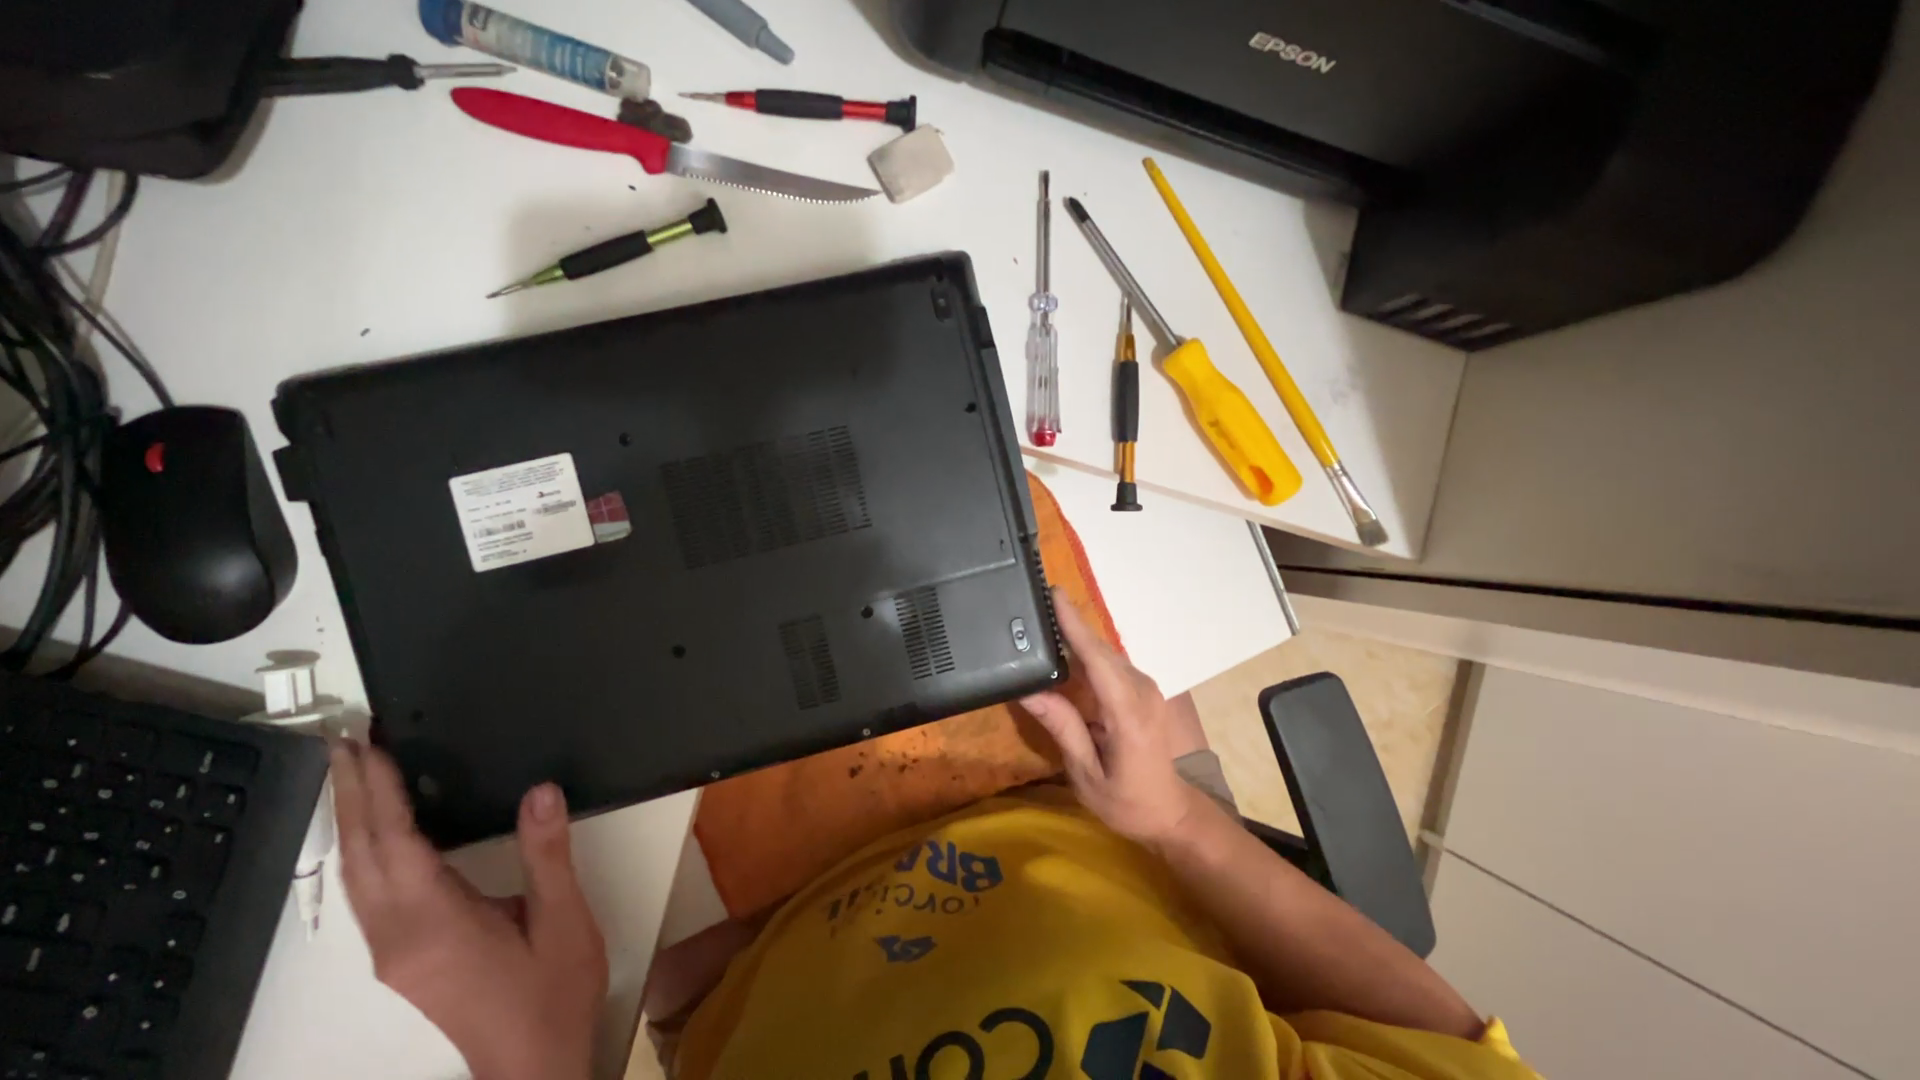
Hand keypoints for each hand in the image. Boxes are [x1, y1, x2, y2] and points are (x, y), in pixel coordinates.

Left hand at [330, 740, 605, 1079]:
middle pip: (361, 856)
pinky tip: (375, 831)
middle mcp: (398, 939)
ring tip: (351, 773)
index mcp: (435, 925)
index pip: (397, 845)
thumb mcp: (563, 920)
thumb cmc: (553, 992)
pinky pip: (368, 892)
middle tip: (343, 741)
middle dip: (350, 796)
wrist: (533, 1066)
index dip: (381, 793)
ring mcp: (392, 954)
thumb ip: (547, 854)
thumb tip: (540, 791)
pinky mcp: (400, 960)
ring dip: (351, 820)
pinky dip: (364, 849)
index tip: (370, 746)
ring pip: (357, 876)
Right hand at [1020, 589, 1202, 846]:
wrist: (1173, 815)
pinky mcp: (1143, 694)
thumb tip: (1029, 690)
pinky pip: (1111, 667)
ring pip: (1105, 656)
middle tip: (1032, 604)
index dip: (1074, 625)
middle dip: (1068, 625)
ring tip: (1041, 622)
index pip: (1097, 658)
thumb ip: (1062, 728)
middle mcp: (1142, 692)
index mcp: (1128, 713)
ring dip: (1076, 638)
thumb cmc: (1129, 802)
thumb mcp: (1087, 774)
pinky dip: (1086, 655)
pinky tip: (1063, 651)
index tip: (1053, 593)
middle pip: (1100, 650)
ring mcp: (1146, 690)